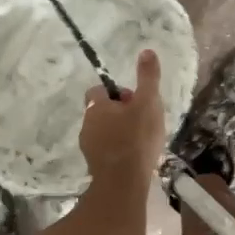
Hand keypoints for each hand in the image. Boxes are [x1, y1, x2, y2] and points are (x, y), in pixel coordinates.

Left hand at [78, 50, 166, 185]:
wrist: (123, 184)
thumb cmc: (136, 137)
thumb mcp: (148, 102)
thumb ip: (148, 77)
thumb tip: (147, 51)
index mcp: (96, 106)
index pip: (99, 90)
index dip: (117, 93)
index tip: (135, 101)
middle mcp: (87, 124)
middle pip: (102, 111)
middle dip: (120, 113)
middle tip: (142, 120)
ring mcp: (88, 147)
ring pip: (104, 132)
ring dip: (120, 132)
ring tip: (142, 140)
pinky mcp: (94, 166)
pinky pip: (107, 151)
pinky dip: (118, 150)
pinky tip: (135, 157)